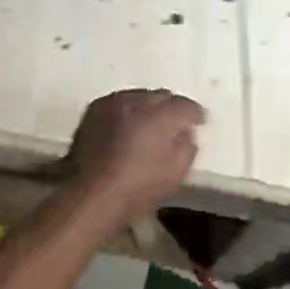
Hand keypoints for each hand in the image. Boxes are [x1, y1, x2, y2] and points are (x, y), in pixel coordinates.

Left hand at [65, 89, 204, 224]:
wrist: (90, 192)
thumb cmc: (137, 187)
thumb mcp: (175, 173)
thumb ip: (188, 146)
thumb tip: (186, 133)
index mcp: (162, 115)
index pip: (186, 105)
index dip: (195, 114)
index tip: (198, 121)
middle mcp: (138, 100)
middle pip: (162, 95)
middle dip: (170, 108)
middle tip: (172, 125)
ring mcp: (114, 101)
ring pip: (139, 96)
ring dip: (147, 108)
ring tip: (147, 126)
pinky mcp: (95, 107)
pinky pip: (119, 102)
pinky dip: (126, 111)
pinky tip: (125, 127)